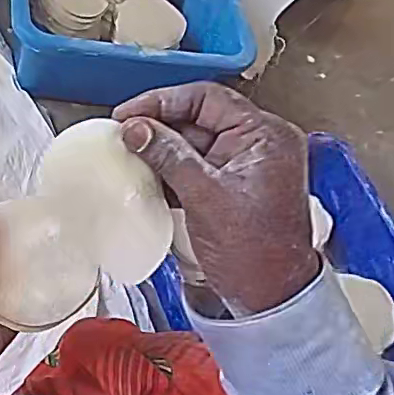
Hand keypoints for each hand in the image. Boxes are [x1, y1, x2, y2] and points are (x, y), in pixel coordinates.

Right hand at [113, 83, 319, 314]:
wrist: (271, 296)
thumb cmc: (253, 250)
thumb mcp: (204, 196)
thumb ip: (168, 156)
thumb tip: (135, 128)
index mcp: (264, 135)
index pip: (206, 98)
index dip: (162, 102)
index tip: (129, 114)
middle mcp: (258, 144)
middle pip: (198, 118)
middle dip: (158, 125)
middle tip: (123, 134)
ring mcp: (245, 165)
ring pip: (193, 142)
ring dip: (161, 149)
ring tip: (129, 155)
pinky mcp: (232, 186)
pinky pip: (196, 166)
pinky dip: (171, 169)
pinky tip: (146, 177)